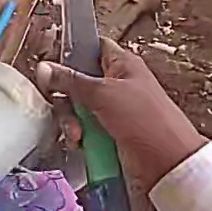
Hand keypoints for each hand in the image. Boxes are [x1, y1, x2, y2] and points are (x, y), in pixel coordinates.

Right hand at [37, 37, 209, 191]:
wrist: (168, 164)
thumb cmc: (145, 120)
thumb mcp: (103, 94)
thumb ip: (71, 80)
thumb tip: (44, 67)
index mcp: (121, 65)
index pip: (92, 46)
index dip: (72, 50)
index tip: (53, 64)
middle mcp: (114, 84)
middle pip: (76, 80)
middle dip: (67, 97)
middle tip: (68, 109)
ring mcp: (111, 109)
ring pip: (76, 107)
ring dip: (72, 121)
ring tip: (78, 135)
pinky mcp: (107, 132)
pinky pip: (82, 127)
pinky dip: (79, 135)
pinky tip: (82, 143)